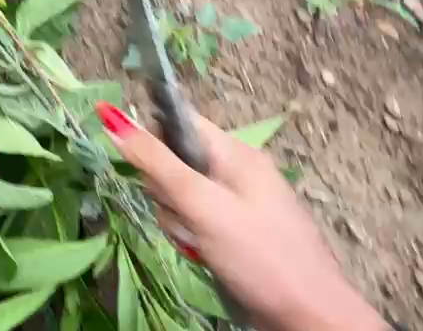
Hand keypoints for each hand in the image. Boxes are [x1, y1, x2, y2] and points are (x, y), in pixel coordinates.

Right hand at [96, 102, 388, 330]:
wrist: (314, 325)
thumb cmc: (260, 254)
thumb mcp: (200, 202)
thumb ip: (153, 159)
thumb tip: (107, 114)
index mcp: (234, 152)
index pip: (175, 121)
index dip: (151, 137)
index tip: (145, 165)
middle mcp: (233, 172)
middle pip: (170, 159)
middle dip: (164, 189)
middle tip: (184, 212)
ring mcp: (233, 204)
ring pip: (175, 193)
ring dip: (175, 217)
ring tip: (197, 240)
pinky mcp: (232, 232)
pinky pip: (190, 219)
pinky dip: (187, 234)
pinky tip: (201, 252)